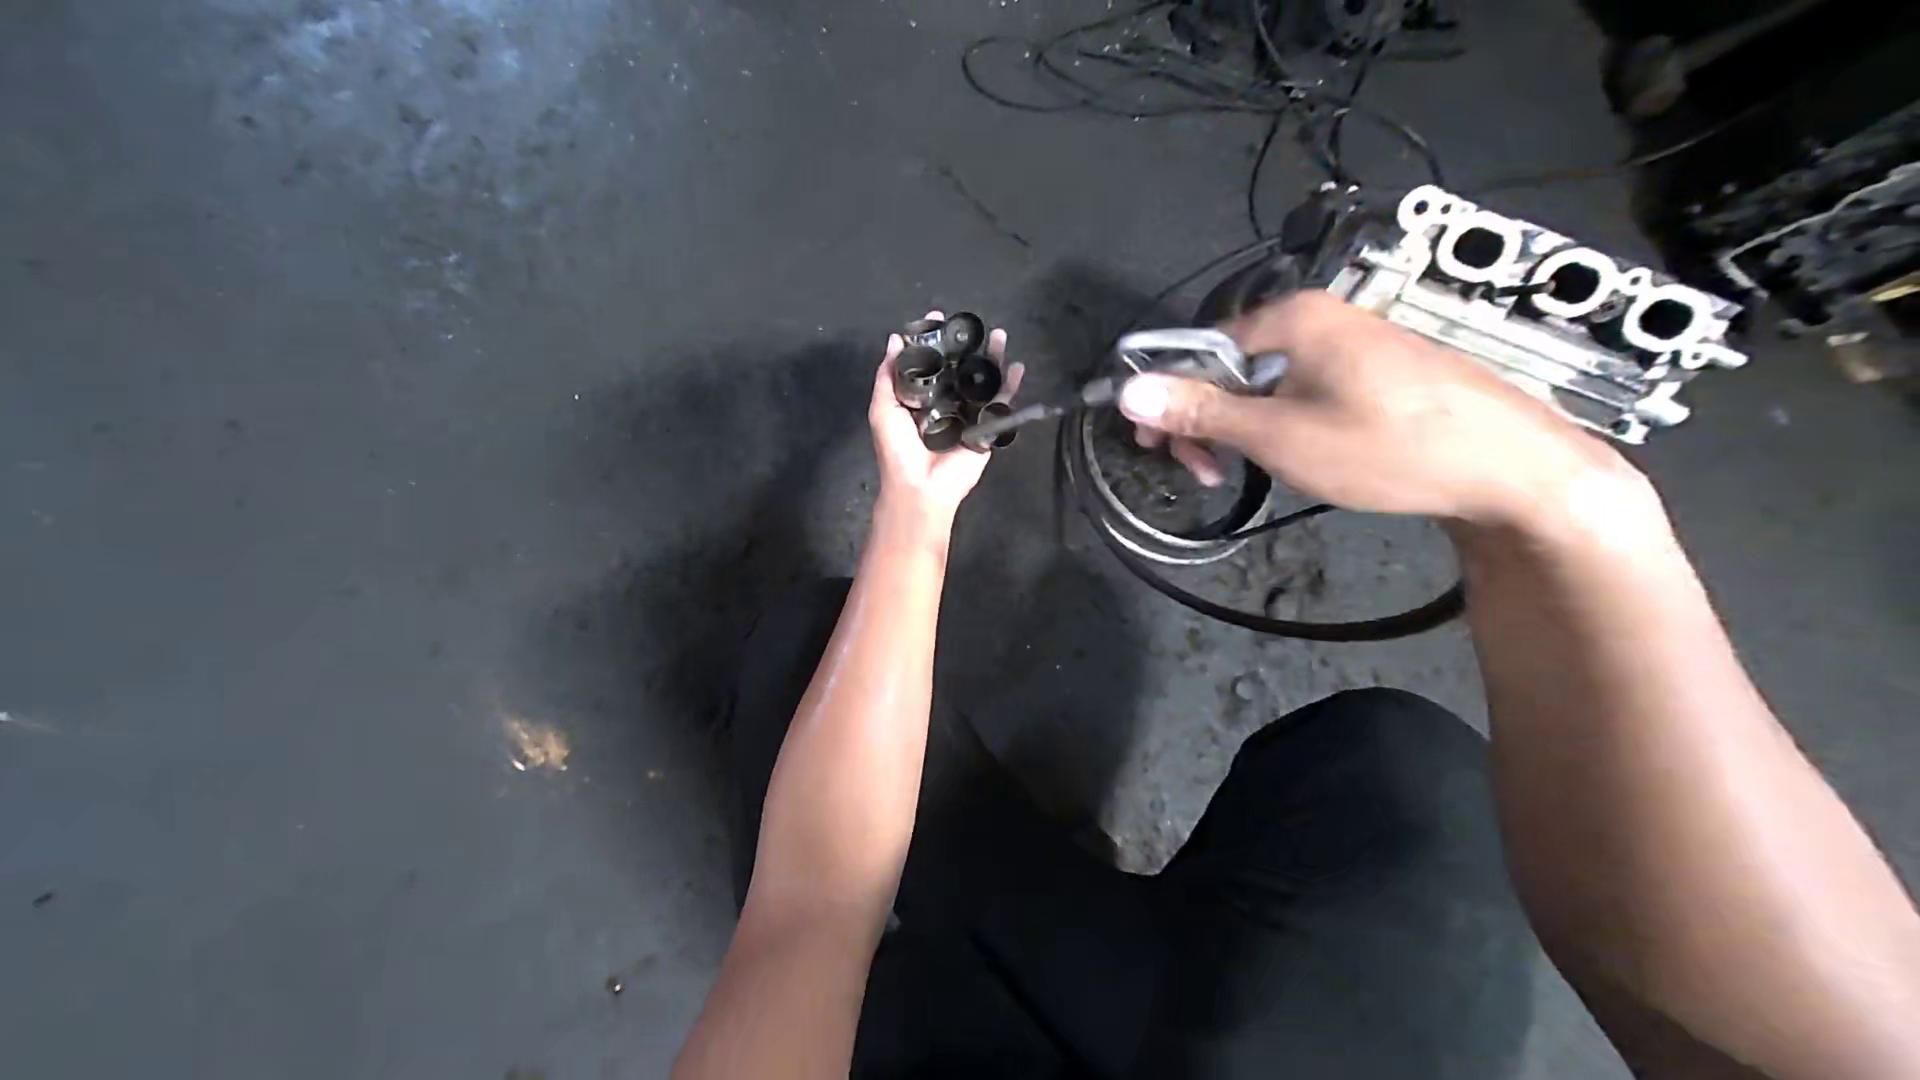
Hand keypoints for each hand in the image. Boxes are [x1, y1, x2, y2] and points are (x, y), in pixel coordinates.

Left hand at [869, 311, 1024, 514]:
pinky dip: (1010, 386)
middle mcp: (945, 402)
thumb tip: (894, 339)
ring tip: (1001, 336)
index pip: (930, 361)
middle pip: (959, 367)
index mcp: (920, 397)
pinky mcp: (985, 429)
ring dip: (993, 359)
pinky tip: (1017, 367)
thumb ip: (888, 376)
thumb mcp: (883, 408)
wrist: (920, 485)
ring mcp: (967, 415)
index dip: (935, 339)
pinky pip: (1000, 405)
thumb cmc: (897, 449)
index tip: (939, 316)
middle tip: (973, 323)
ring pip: (982, 381)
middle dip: (967, 344)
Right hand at [1119, 291, 1646, 532]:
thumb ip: (1200, 411)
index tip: (1158, 451)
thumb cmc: (1387, 448)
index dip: (1167, 402)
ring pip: (1259, 382)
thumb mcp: (1279, 436)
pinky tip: (1281, 455)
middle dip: (1202, 420)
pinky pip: (1295, 389)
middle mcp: (1315, 318)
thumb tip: (1127, 391)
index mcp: (1290, 318)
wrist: (1511, 469)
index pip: (1194, 351)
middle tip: (1203, 473)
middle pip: (1225, 366)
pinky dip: (1272, 423)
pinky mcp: (1364, 370)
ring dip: (1235, 428)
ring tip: (1239, 473)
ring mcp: (1344, 342)